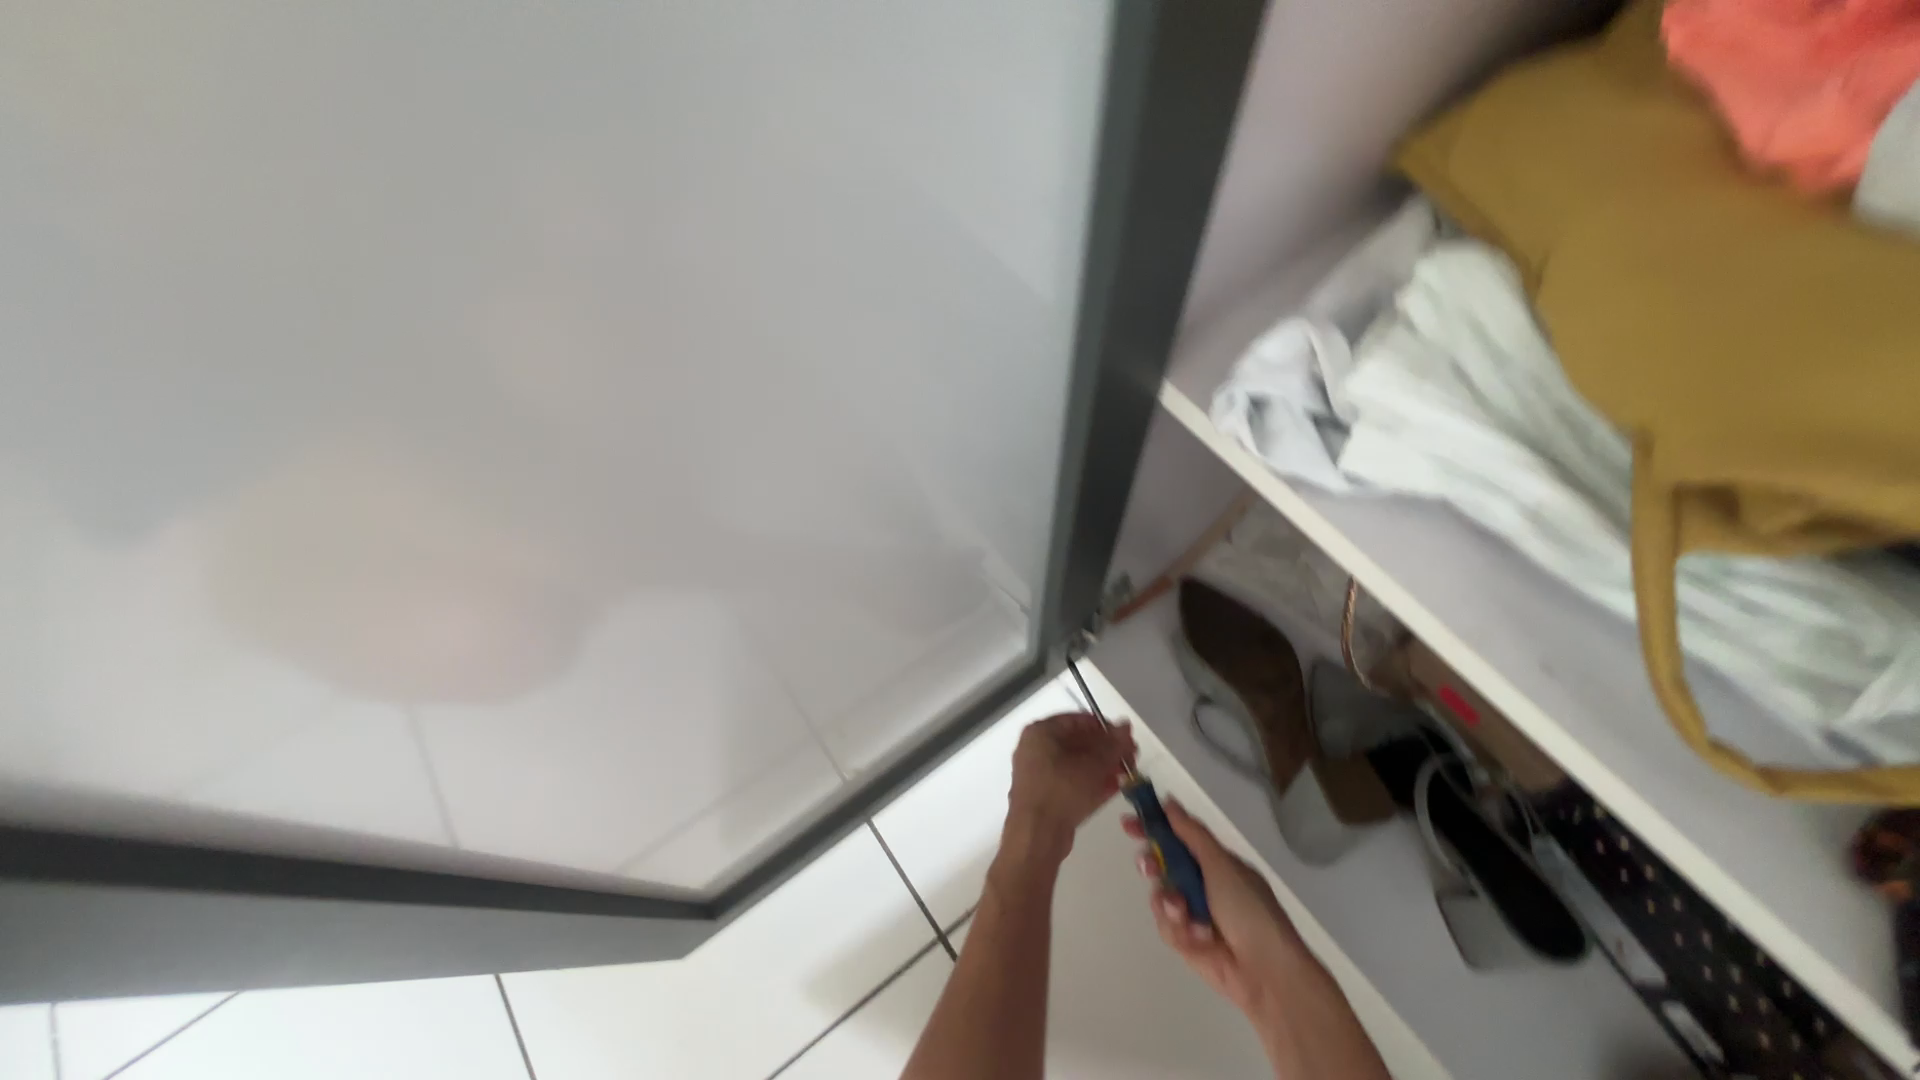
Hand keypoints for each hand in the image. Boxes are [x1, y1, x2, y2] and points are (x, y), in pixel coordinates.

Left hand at [1002, 712, 1136, 866]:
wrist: (1037, 835)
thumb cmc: (1062, 790)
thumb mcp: (1093, 765)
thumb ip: (1112, 744)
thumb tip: (1126, 725)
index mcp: (1040, 733)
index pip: (1076, 720)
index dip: (1103, 726)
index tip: (1125, 737)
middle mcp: (1035, 749)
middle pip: (1077, 742)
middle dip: (1106, 749)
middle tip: (1131, 755)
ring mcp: (1038, 774)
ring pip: (1076, 764)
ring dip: (1102, 766)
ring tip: (1127, 771)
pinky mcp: (1045, 796)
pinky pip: (1071, 782)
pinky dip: (1092, 782)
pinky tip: (1115, 786)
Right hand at [1125, 797, 1307, 1016]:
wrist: (1265, 970)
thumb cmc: (1248, 910)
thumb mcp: (1221, 864)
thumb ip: (1191, 833)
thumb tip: (1169, 800)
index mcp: (1214, 861)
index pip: (1177, 836)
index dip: (1152, 827)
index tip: (1128, 823)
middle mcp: (1201, 884)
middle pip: (1161, 864)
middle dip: (1152, 864)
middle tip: (1150, 868)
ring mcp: (1192, 912)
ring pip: (1159, 895)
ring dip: (1169, 902)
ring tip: (1184, 913)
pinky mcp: (1184, 940)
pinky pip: (1164, 924)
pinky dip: (1178, 928)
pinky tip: (1196, 936)